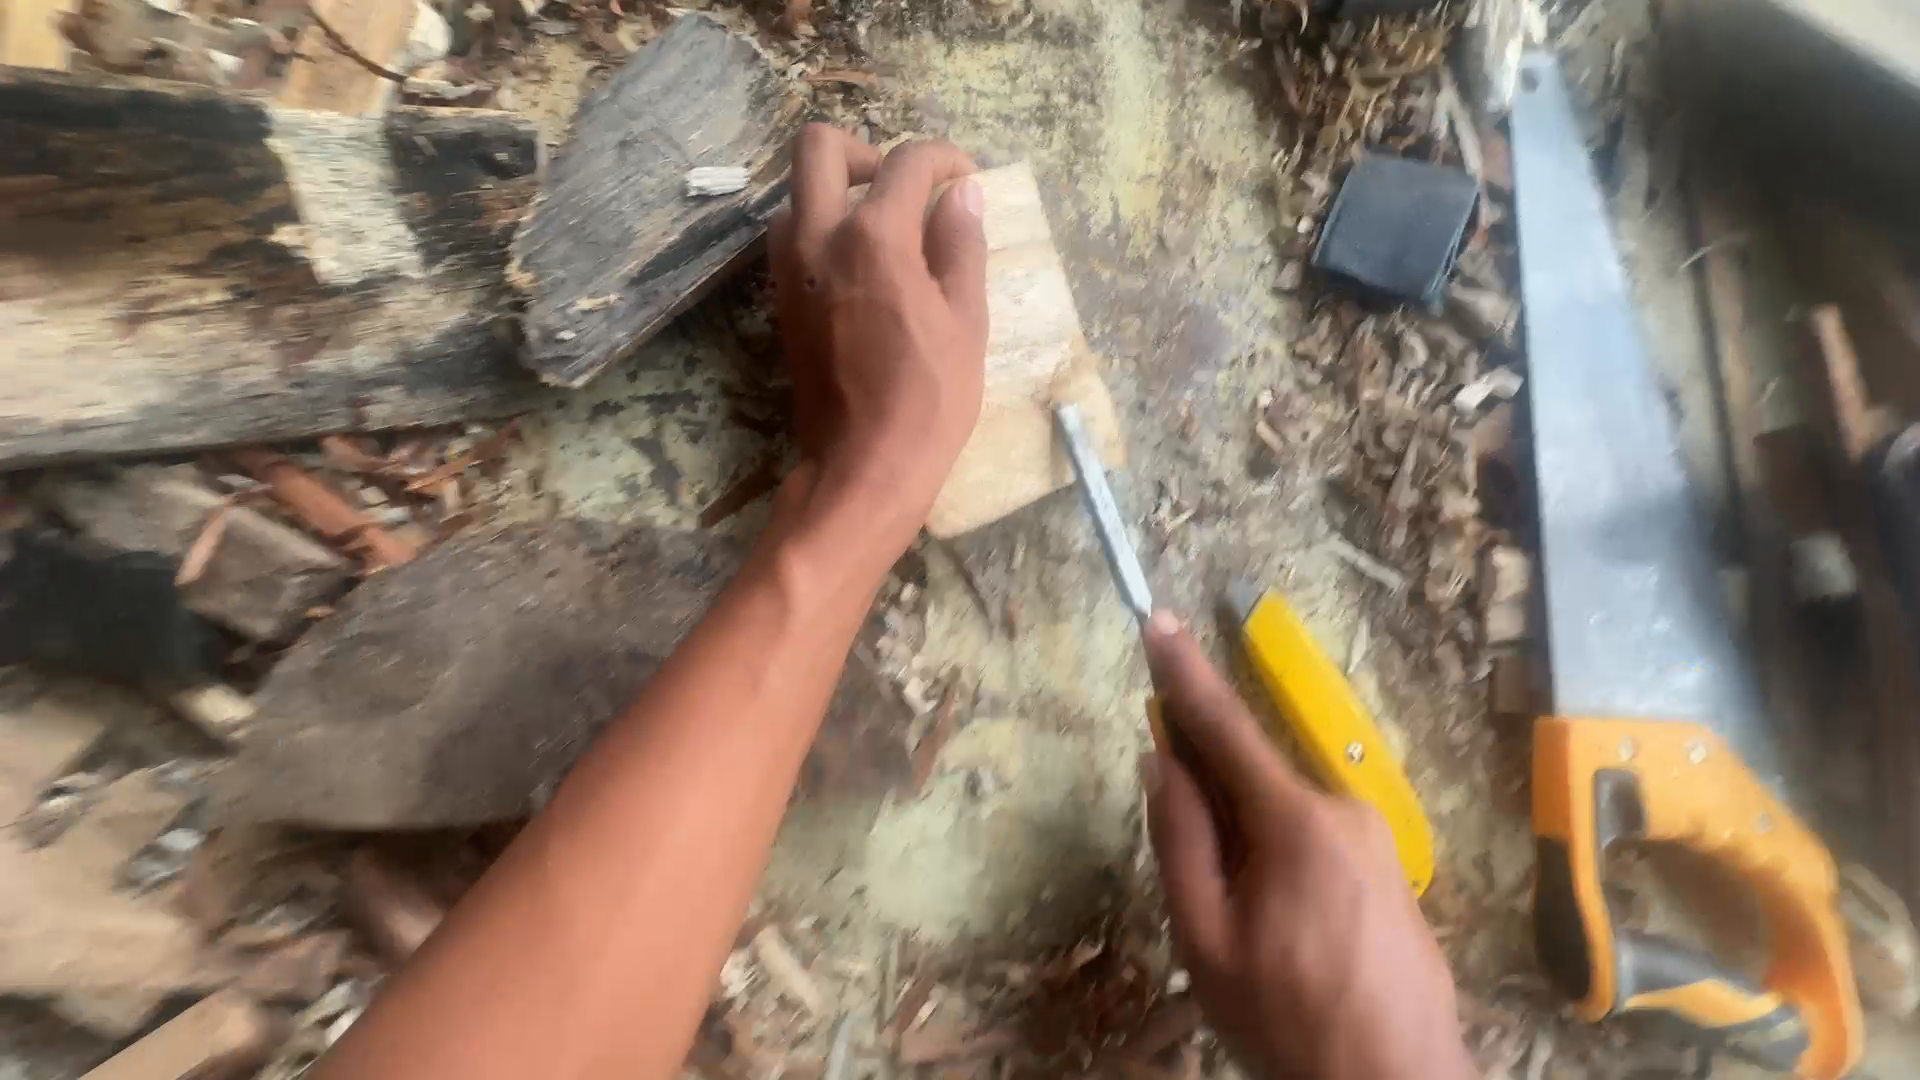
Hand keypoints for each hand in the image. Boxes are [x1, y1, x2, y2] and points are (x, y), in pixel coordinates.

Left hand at [768, 126, 988, 541]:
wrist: (863, 466)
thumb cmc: (929, 401)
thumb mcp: (966, 324)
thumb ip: (962, 248)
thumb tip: (964, 196)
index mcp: (874, 238)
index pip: (907, 163)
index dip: (945, 160)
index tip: (965, 181)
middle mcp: (818, 239)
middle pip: (820, 148)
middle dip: (867, 152)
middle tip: (904, 190)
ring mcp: (791, 272)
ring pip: (795, 193)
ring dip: (836, 192)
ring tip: (882, 231)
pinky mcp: (781, 303)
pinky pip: (790, 237)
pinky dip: (820, 230)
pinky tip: (859, 269)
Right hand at [1142, 612, 1472, 1079]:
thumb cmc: (1289, 1021)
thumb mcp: (1206, 938)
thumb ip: (1180, 838)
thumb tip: (1164, 760)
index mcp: (1296, 822)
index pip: (1225, 726)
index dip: (1184, 672)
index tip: (1158, 620)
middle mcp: (1344, 809)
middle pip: (1250, 772)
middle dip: (1208, 794)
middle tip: (1197, 871)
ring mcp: (1376, 837)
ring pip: (1278, 808)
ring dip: (1241, 835)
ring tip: (1243, 920)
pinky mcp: (1389, 865)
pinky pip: (1311, 833)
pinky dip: (1274, 851)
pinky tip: (1281, 923)